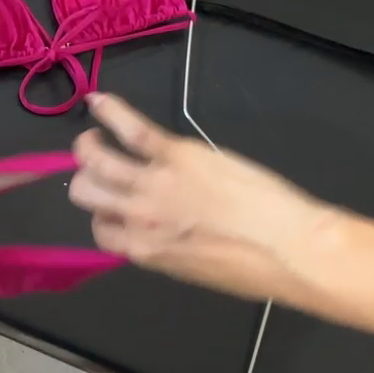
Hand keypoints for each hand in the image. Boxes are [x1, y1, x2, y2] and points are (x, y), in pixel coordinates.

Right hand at [69, 93, 335, 302]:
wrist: (289, 246)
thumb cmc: (250, 269)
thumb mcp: (192, 270)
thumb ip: (161, 248)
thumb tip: (151, 231)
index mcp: (142, 248)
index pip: (99, 229)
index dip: (104, 217)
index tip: (117, 210)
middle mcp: (137, 215)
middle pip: (84, 191)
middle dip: (86, 181)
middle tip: (100, 171)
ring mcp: (153, 181)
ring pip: (97, 158)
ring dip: (88, 145)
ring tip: (94, 137)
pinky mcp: (176, 153)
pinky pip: (132, 129)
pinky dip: (111, 111)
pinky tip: (97, 102)